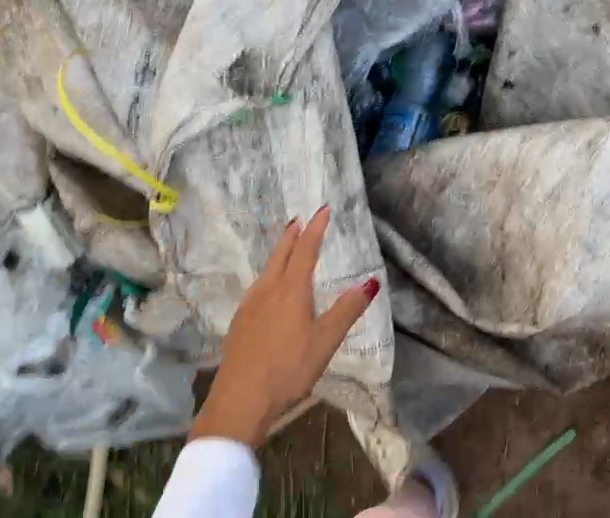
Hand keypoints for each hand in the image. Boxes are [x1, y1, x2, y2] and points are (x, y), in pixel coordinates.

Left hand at [191, 206, 378, 447]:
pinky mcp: (239, 323)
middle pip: (281, 254)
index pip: (306, 249)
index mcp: (291, 290)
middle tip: (299, 220)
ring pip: (266, 271)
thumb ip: (347, 310)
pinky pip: (257, 288)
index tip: (323, 209)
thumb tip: (371, 282)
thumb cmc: (288, 369)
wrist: (239, 400)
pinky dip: (268, 276)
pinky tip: (267, 290)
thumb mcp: (325, 341)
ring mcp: (249, 306)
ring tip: (286, 248)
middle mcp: (268, 290)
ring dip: (278, 254)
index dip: (316, 228)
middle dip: (292, 235)